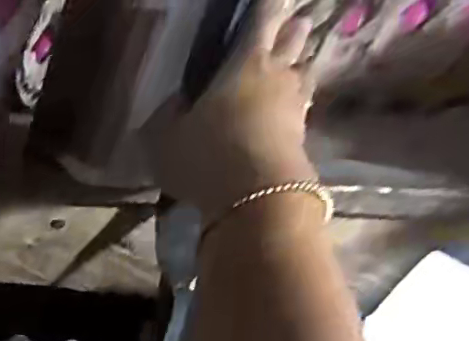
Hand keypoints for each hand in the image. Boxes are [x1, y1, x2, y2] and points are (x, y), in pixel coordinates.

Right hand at [143, 0, 318, 213]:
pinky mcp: (303, 131)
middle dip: (288, 30)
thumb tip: (174, 102)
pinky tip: (278, 117)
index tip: (255, 5)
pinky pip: (301, 106)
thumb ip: (166, 117)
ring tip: (280, 81)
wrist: (253, 194)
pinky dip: (292, 106)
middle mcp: (278, 70)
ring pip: (303, 69)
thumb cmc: (205, 157)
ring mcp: (296, 100)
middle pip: (294, 34)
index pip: (260, 15)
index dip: (259, 6)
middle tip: (276, 37)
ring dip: (294, 70)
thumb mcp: (165, 142)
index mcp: (245, 61)